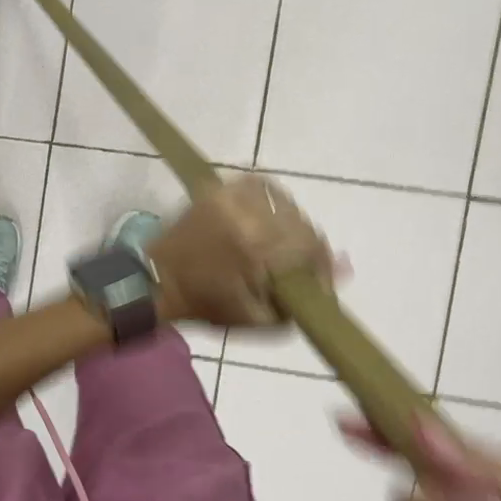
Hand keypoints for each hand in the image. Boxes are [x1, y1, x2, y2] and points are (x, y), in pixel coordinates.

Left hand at [143, 175, 332, 326]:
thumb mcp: (259, 317)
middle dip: (305, 244)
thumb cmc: (207, 303)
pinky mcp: (213, 191)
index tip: (318, 277)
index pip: (312, 244)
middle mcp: (245, 217)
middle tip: (297, 262)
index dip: (322, 262)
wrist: (156, 279)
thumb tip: (345, 267)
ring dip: (289, 220)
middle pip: (300, 222)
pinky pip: (255, 182)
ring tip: (280, 240)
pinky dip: (268, 195)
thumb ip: (305, 299)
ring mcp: (226, 199)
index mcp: (257, 248)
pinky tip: (268, 214)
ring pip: (281, 201)